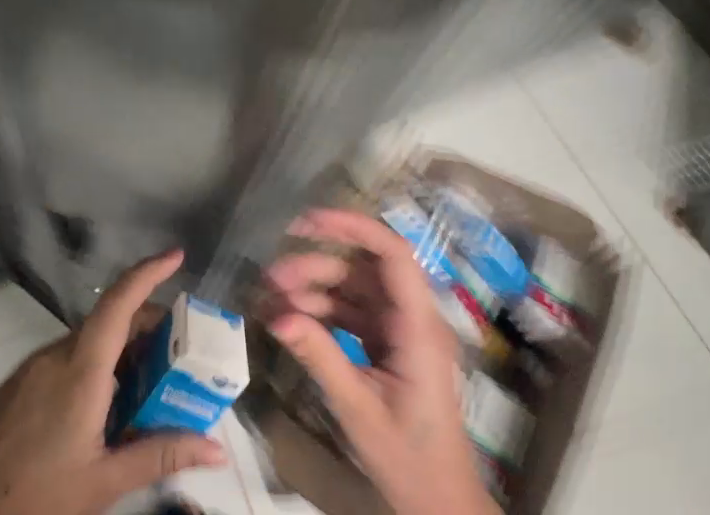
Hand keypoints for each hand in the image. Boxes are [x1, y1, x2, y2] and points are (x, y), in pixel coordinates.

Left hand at [0, 250, 226, 514]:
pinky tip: (112, 407)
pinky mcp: (19, 384)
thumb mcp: (103, 481)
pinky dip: (98, 368)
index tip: (176, 256)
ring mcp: (33, 369)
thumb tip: (215, 448)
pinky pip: (68, 361)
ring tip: (157, 386)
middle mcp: (55, 357)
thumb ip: (159, 457)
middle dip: (150, 327)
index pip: (117, 306)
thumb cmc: (33, 496)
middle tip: (187, 354)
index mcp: (80, 372)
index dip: (147, 274)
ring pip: (88, 344)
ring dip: (124, 352)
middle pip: (109, 323)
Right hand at [265, 208, 496, 514]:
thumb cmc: (407, 456)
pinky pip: (352, 314)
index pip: (393, 255)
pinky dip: (320, 312)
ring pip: (354, 289)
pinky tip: (288, 318)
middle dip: (316, 265)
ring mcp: (401, 332)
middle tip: (271, 278)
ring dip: (313, 289)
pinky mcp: (388, 346)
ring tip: (271, 299)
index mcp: (419, 328)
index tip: (306, 221)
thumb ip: (319, 356)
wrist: (438, 501)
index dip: (353, 227)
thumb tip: (275, 315)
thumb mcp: (357, 407)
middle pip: (364, 270)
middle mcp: (413, 319)